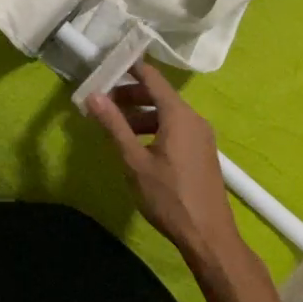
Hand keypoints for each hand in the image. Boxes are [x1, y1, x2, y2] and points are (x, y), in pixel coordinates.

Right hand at [86, 63, 237, 258]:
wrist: (209, 237)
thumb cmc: (169, 197)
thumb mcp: (135, 162)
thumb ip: (114, 126)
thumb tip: (93, 95)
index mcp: (178, 114)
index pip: (151, 77)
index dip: (128, 68)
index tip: (105, 65)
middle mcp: (193, 117)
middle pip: (159, 94)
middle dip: (130, 95)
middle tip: (103, 103)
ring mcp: (201, 135)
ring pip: (167, 113)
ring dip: (141, 114)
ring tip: (117, 127)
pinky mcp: (202, 151)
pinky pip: (176, 127)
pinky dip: (155, 127)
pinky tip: (139, 146)